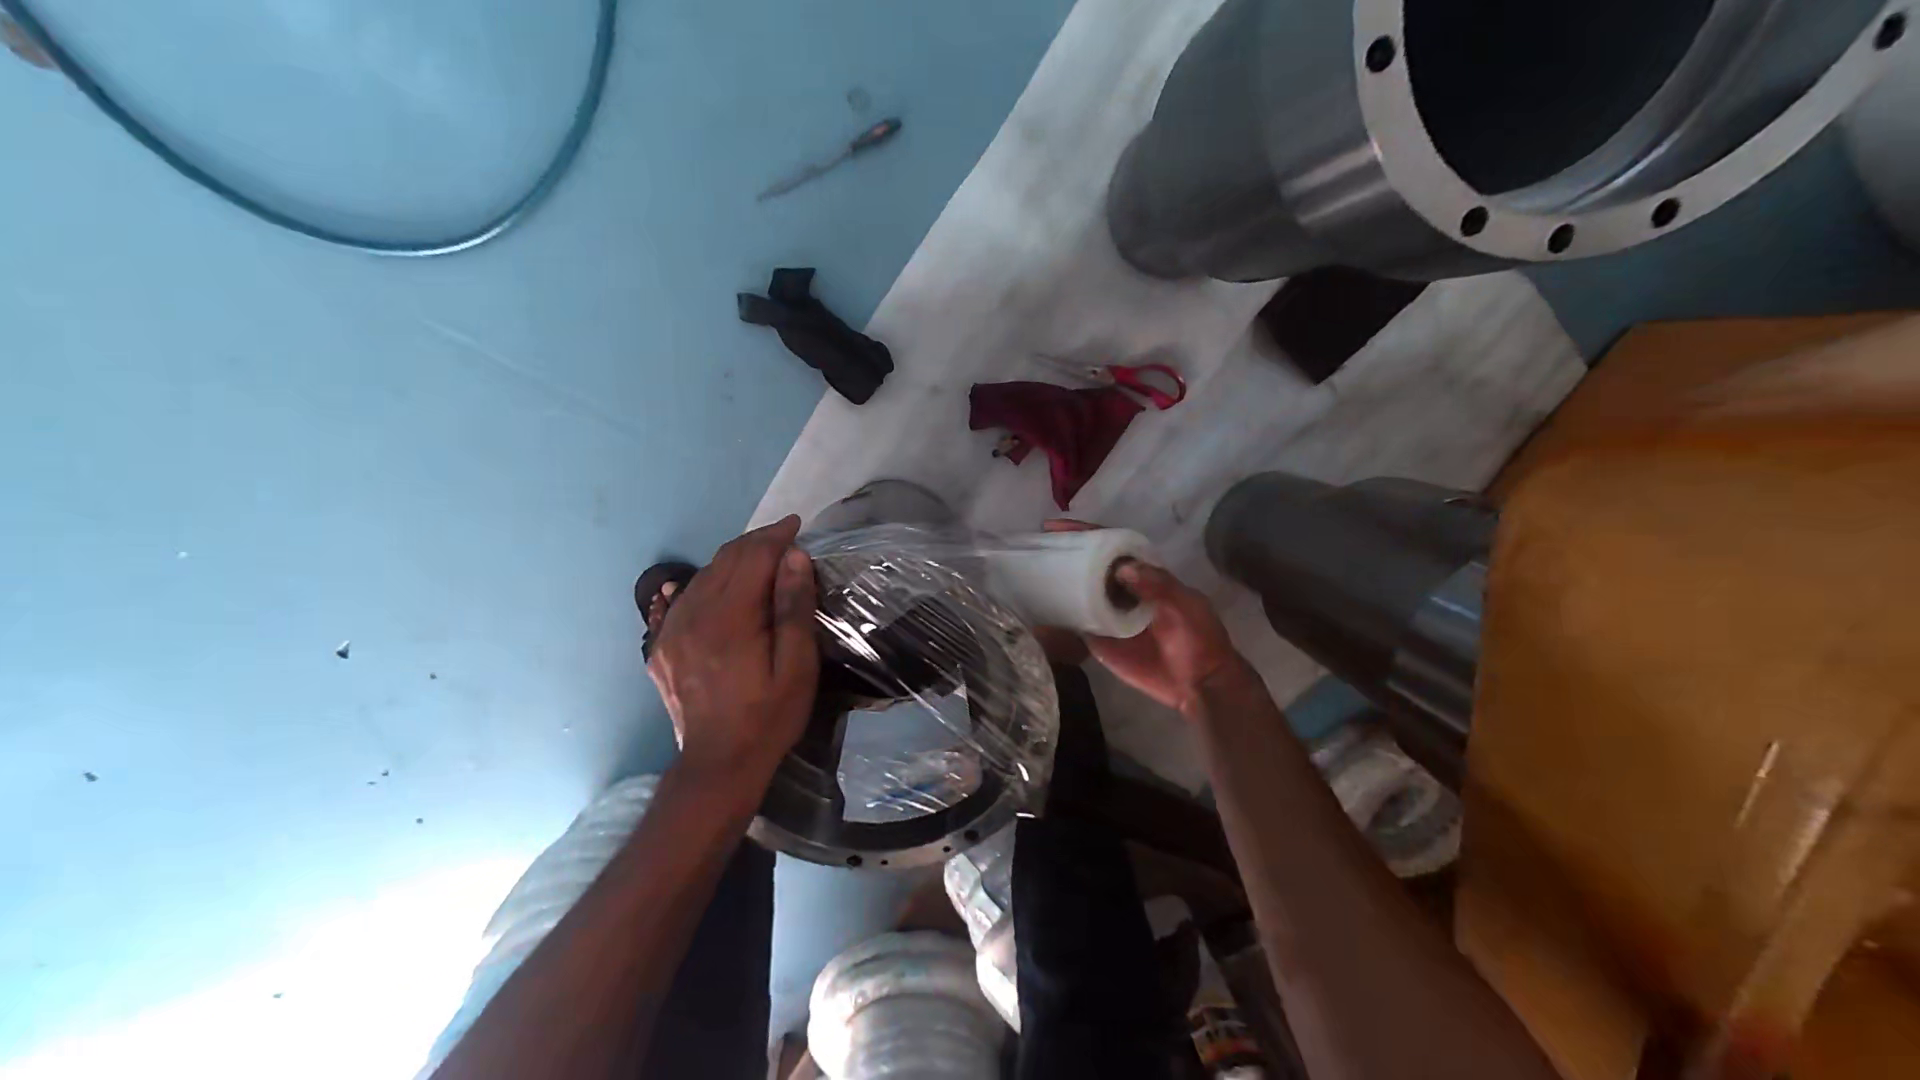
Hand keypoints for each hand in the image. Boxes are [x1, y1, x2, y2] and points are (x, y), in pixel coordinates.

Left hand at [648, 516, 818, 787]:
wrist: (719, 765)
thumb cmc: (769, 717)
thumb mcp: (797, 667)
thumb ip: (793, 609)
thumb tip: (793, 558)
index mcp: (728, 619)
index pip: (751, 558)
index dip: (775, 537)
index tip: (797, 525)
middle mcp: (692, 616)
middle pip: (724, 561)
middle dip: (755, 543)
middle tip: (783, 538)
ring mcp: (671, 631)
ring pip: (702, 577)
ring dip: (733, 561)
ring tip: (760, 558)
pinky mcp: (662, 647)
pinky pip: (683, 599)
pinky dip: (707, 583)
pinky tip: (719, 584)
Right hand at [1044, 520, 1242, 713]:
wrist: (1197, 684)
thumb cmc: (1197, 639)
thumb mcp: (1185, 606)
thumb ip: (1159, 585)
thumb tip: (1121, 568)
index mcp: (1143, 573)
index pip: (1111, 546)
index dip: (1086, 533)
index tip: (1058, 527)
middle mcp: (1120, 589)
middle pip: (1087, 564)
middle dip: (1062, 552)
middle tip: (1033, 546)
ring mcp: (1106, 613)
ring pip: (1076, 589)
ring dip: (1054, 579)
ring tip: (1024, 569)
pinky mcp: (1096, 638)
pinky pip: (1072, 621)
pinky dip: (1055, 612)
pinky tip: (1032, 604)